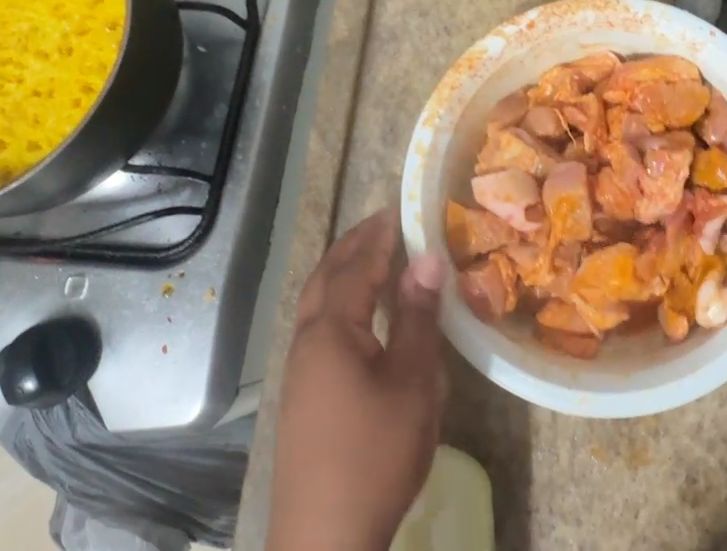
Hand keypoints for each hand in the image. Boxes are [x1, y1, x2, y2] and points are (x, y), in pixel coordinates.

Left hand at [269, 209, 446, 550]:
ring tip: (377, 263)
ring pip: (318, 306)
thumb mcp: (411, 383)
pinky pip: (321, 331)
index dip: (379, 236)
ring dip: (345, 276)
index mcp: (331, 331)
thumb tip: (427, 259)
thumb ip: (418, 318)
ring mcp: (300, 373)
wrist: (325, 537)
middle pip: (326, 279)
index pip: (356, 267)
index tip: (400, 209)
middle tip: (385, 226)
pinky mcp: (303, 399)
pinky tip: (364, 322)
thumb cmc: (375, 453)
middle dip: (354, 248)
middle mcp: (306, 343)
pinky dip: (342, 306)